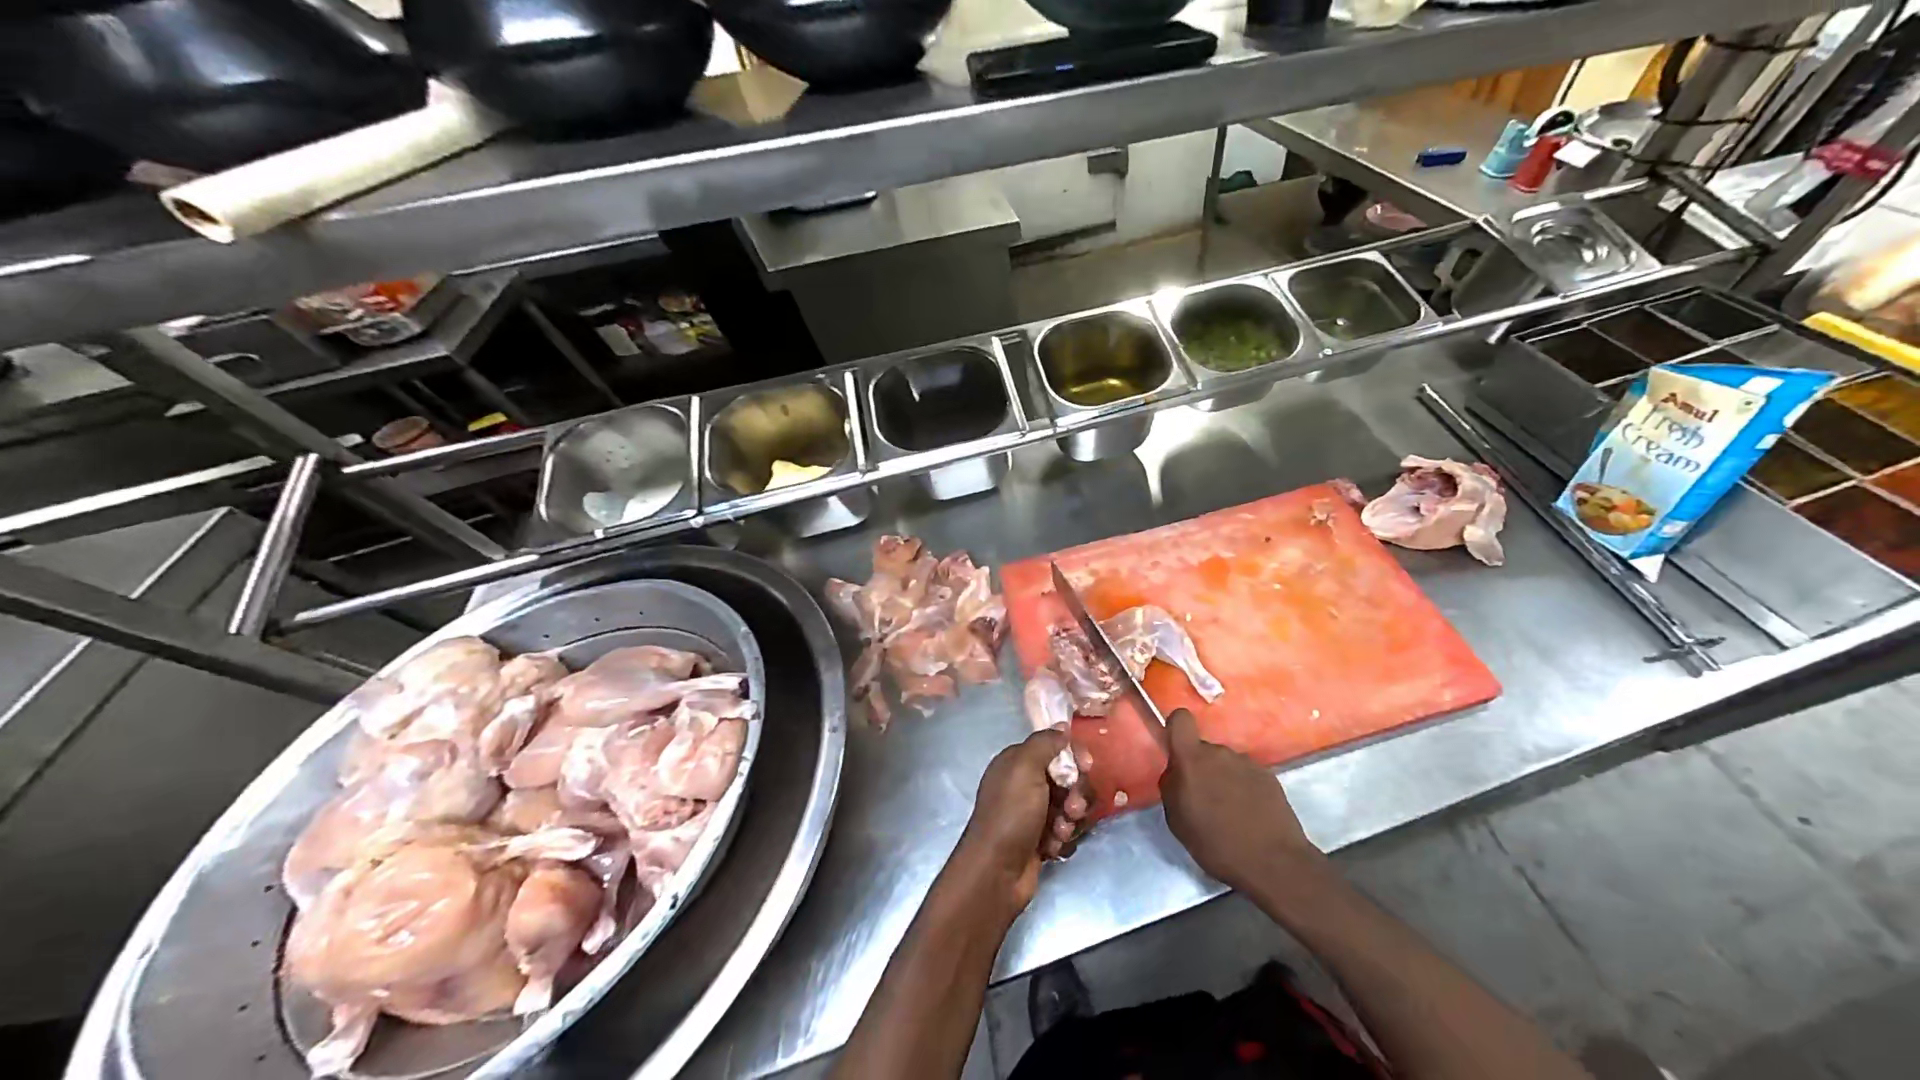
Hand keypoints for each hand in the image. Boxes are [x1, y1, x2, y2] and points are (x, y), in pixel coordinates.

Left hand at [953, 730, 1090, 915]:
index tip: (1087, 767)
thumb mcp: (1024, 768)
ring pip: (1071, 806)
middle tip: (1072, 809)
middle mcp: (1025, 784)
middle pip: (1068, 779)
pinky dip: (1064, 838)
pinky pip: (1067, 830)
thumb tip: (1061, 726)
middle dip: (1076, 794)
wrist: (997, 871)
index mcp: (1017, 762)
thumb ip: (1044, 743)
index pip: (1055, 748)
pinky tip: (1053, 847)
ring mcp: (1034, 812)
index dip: (1074, 757)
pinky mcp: (1042, 838)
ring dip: (1071, 819)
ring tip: (1060, 832)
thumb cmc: (1010, 814)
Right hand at [1161, 708, 1325, 893]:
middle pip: (1204, 750)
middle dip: (1201, 768)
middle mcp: (1220, 753)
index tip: (1178, 749)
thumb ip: (1172, 786)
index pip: (1181, 719)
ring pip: (1226, 764)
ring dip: (1223, 780)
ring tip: (1229, 813)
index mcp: (1192, 760)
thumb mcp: (1177, 820)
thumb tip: (1177, 773)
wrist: (1274, 862)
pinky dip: (1244, 790)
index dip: (1177, 728)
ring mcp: (1247, 763)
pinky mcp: (1269, 776)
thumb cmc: (1216, 843)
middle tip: (1204, 800)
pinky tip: (1249, 816)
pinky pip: (1247, 776)